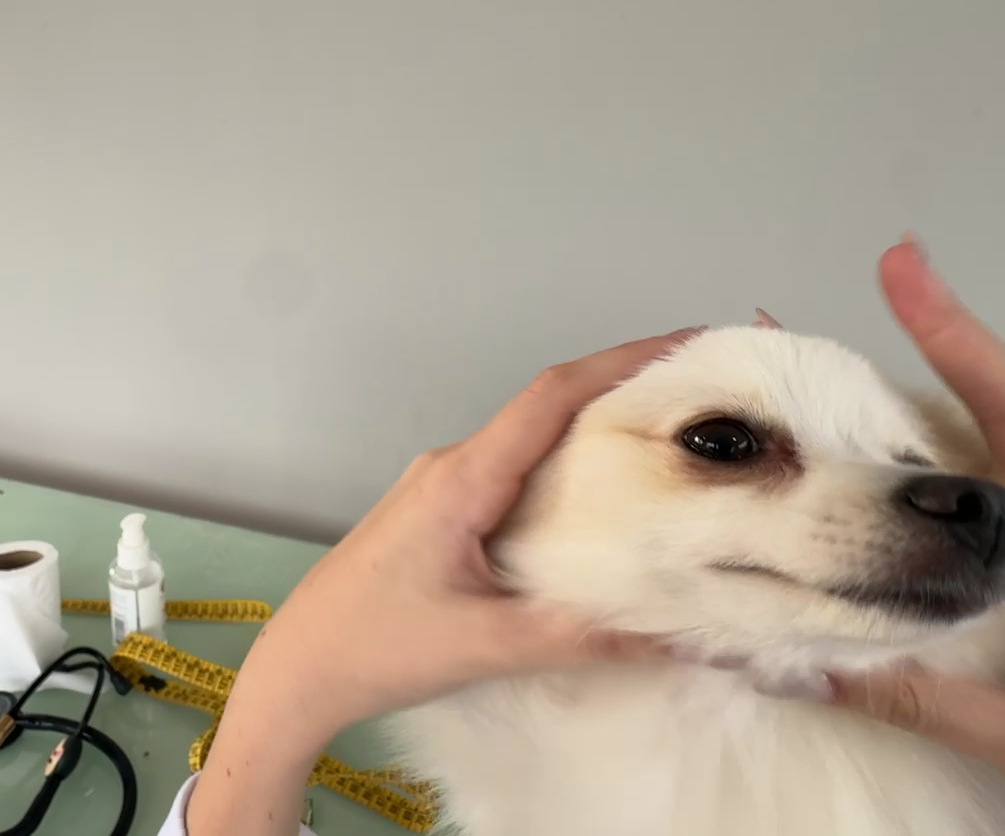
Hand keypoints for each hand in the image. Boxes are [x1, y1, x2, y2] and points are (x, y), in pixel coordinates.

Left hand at [186, 331, 692, 835]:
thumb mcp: (489, 644)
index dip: (618, 363)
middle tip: (699, 402)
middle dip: (619, 394)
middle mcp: (451, 466)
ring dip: (589, 434)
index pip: (549, 398)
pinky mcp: (438, 509)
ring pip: (526, 442)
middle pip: (543, 410)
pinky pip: (507, 472)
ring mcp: (441, 484)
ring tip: (665, 447)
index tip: (682, 346)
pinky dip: (558, 471)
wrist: (305, 658)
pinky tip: (596, 504)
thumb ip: (583, 635)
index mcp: (462, 478)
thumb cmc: (378, 644)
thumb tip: (680, 630)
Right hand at [826, 241, 1004, 835]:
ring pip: (968, 459)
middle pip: (983, 415)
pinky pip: (966, 507)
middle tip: (794, 330)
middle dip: (898, 355)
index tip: (903, 266)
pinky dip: (902, 471)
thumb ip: (940, 704)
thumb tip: (798, 664)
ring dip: (886, 412)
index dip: (959, 337)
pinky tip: (855, 474)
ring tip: (802, 383)